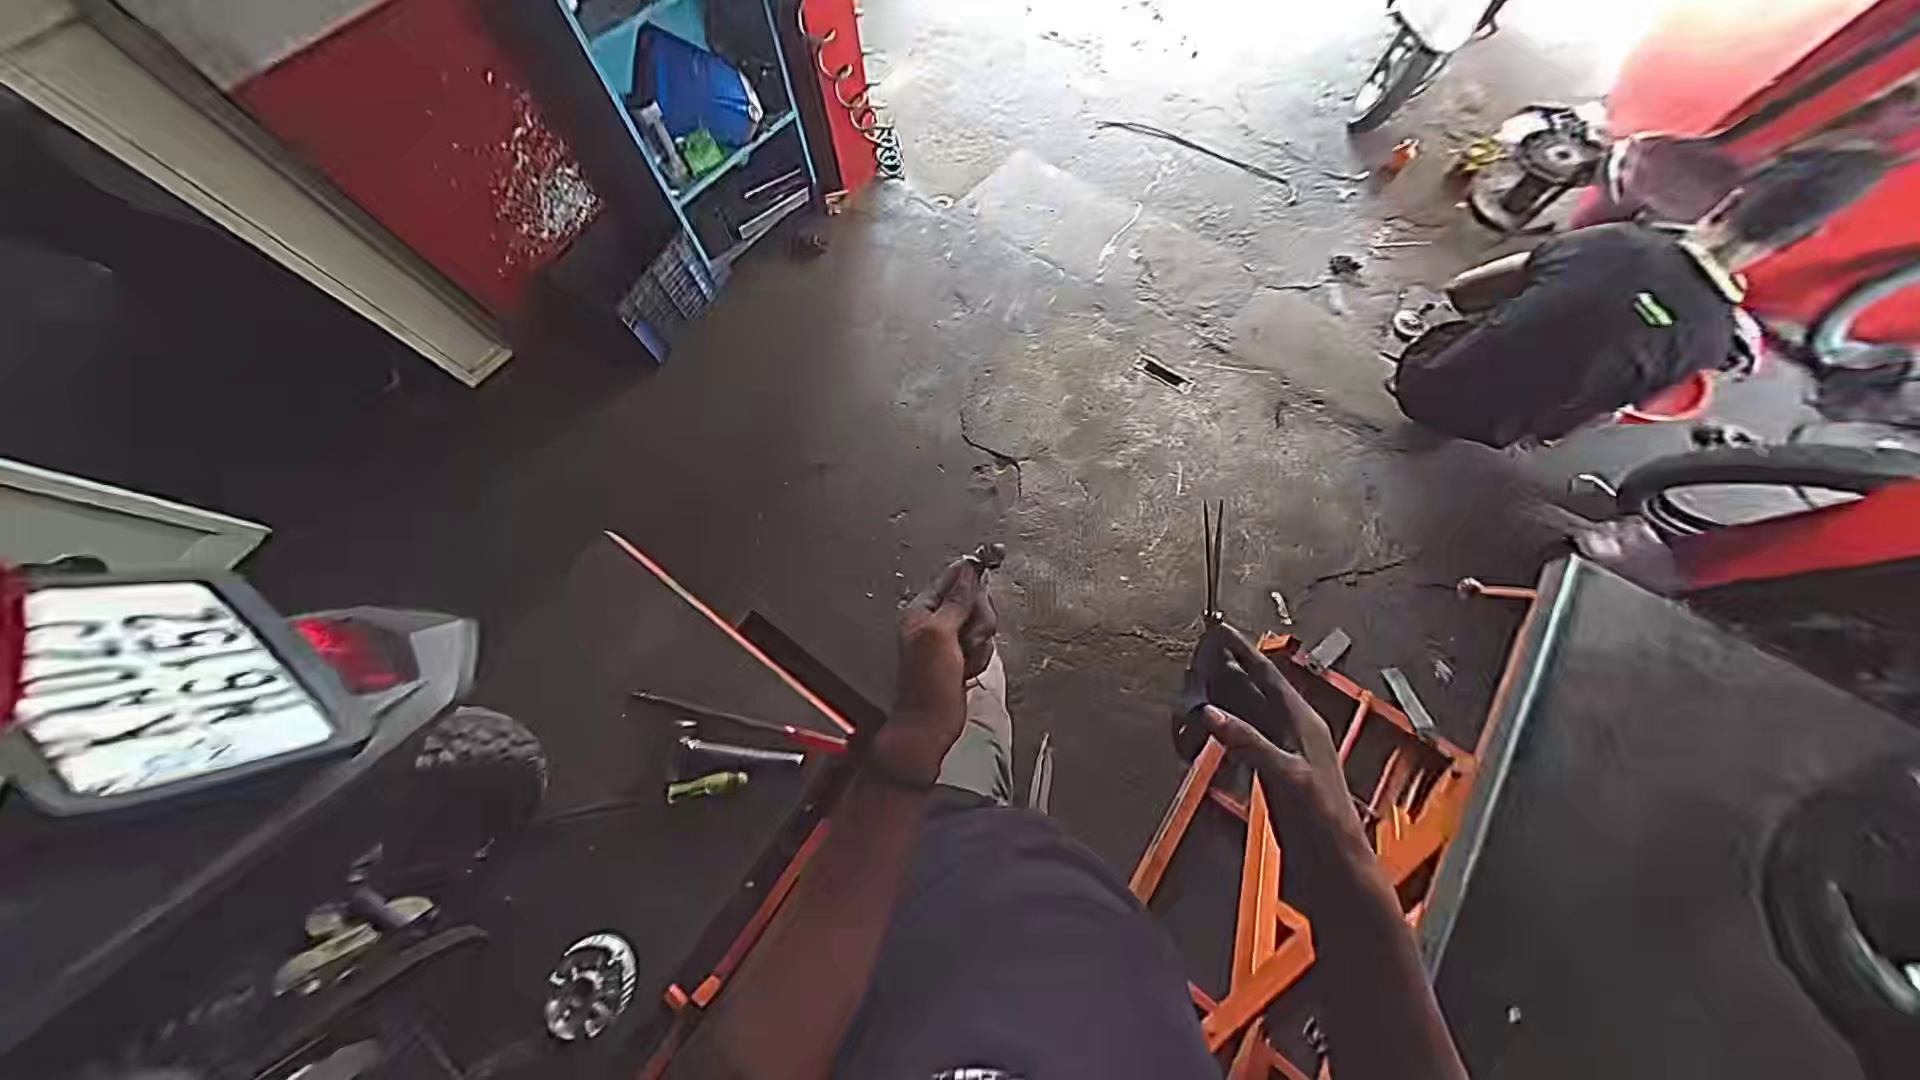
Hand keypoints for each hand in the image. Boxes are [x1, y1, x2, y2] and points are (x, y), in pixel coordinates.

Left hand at [873, 558, 984, 783]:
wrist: (930, 724)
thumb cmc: (926, 684)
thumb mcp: (940, 635)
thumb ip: (955, 601)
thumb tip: (966, 572)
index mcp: (922, 610)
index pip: (952, 578)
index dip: (971, 572)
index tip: (994, 556)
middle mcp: (935, 621)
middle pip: (974, 600)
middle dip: (978, 619)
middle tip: (966, 638)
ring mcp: (950, 639)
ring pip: (983, 623)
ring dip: (979, 643)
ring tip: (963, 659)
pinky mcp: (962, 656)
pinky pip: (984, 645)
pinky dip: (980, 658)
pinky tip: (966, 671)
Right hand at [1179, 624, 1375, 900]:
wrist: (1337, 868)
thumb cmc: (1324, 822)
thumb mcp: (1286, 776)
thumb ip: (1248, 742)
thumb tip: (1210, 713)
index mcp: (1304, 722)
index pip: (1267, 675)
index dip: (1242, 650)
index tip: (1219, 628)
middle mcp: (1294, 729)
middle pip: (1256, 686)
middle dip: (1229, 665)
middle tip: (1202, 650)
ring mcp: (1284, 749)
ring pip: (1249, 707)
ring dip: (1225, 692)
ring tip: (1201, 678)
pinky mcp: (1274, 768)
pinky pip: (1244, 732)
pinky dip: (1225, 722)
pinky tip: (1212, 723)